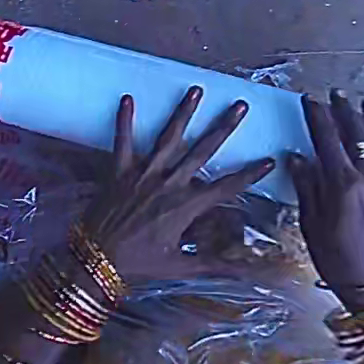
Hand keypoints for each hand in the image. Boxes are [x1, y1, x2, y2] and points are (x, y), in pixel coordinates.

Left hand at [83, 87, 274, 284]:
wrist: (95, 261)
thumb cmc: (139, 265)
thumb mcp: (180, 267)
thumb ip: (215, 266)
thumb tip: (246, 273)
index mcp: (186, 206)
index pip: (226, 187)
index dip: (250, 174)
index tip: (269, 160)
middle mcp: (169, 184)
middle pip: (202, 151)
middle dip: (223, 126)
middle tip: (240, 105)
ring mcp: (143, 174)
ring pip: (168, 138)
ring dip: (183, 113)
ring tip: (196, 90)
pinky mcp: (119, 171)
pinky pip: (122, 141)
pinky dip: (124, 121)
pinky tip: (127, 98)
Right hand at [287, 91, 363, 310]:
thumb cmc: (337, 261)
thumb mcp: (311, 225)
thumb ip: (307, 188)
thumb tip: (297, 157)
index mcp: (343, 187)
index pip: (327, 141)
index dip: (317, 117)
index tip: (310, 100)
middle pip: (357, 136)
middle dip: (344, 112)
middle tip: (335, 94)